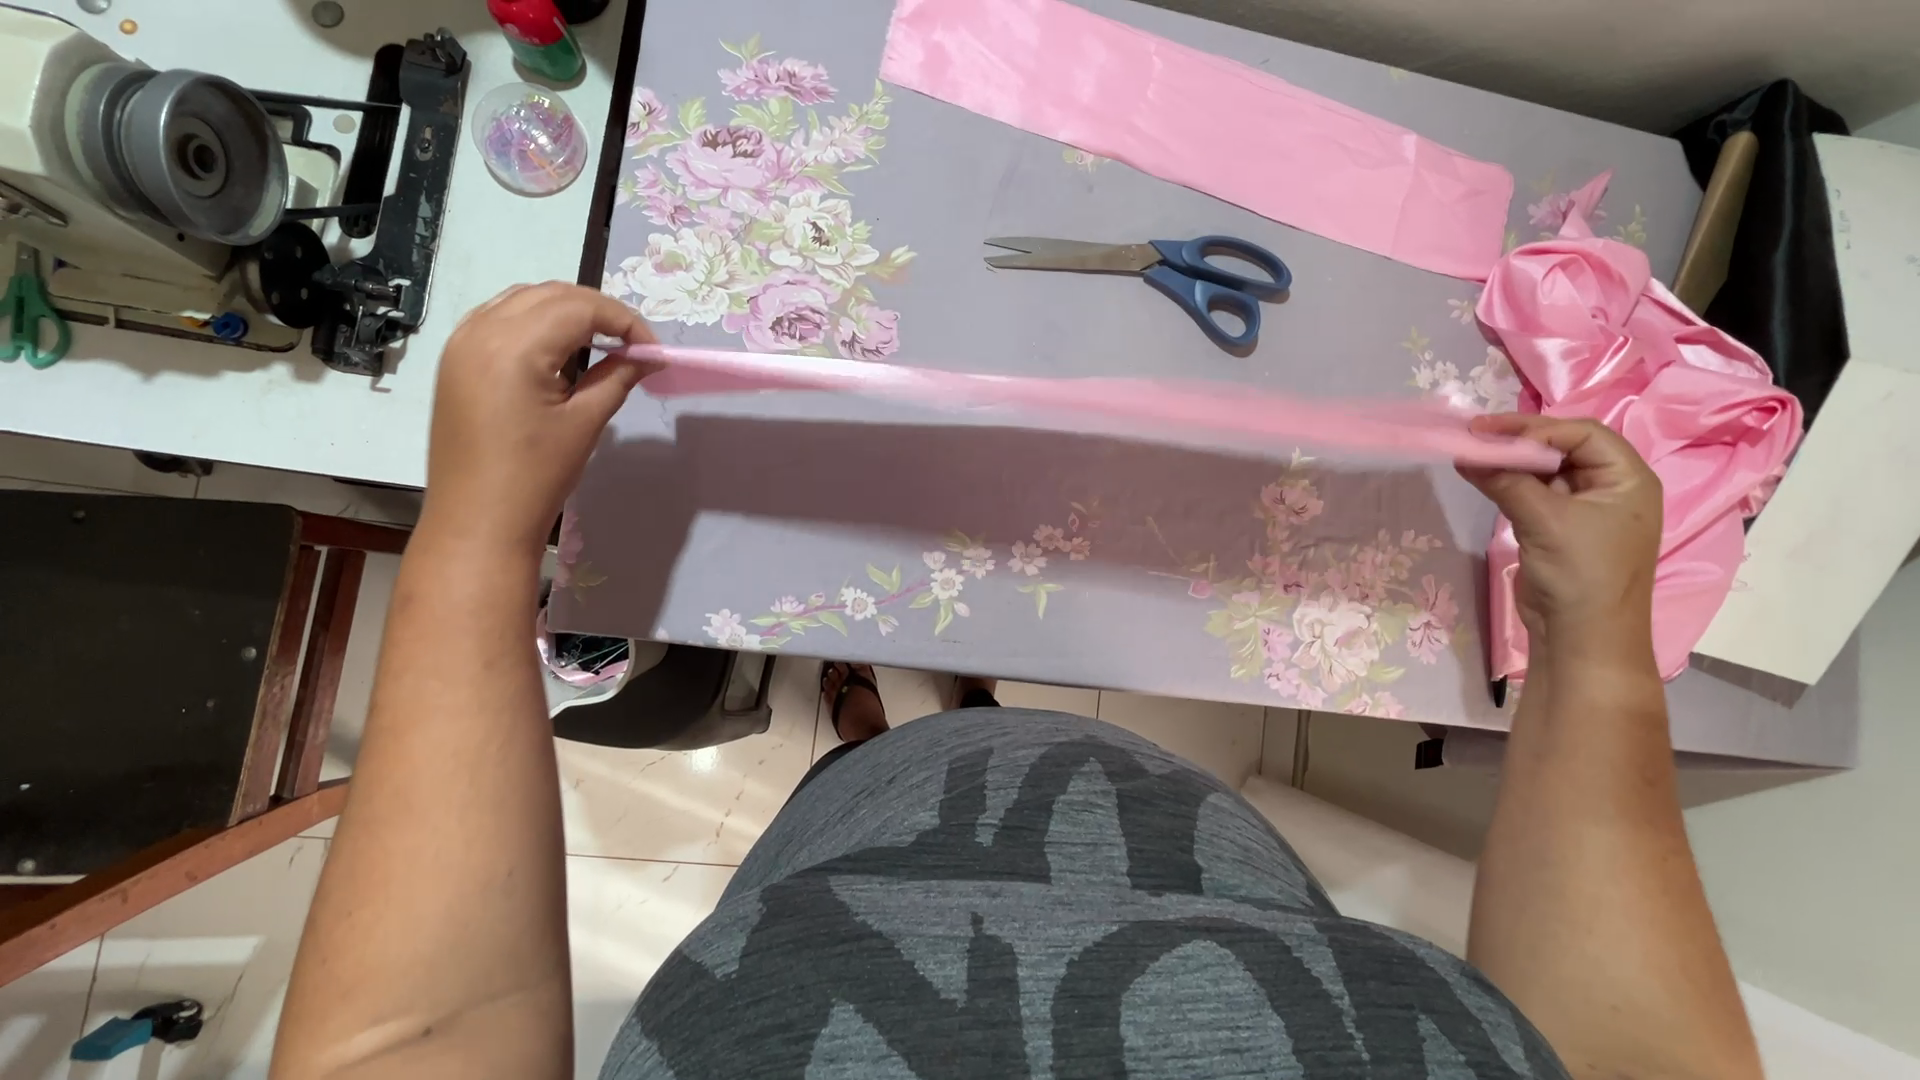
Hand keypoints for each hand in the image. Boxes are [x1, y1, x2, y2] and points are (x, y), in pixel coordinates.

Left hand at [422, 282, 658, 552]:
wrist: (477, 519)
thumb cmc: (536, 476)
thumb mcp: (585, 423)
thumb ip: (618, 377)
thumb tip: (650, 356)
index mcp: (514, 346)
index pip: (580, 307)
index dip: (624, 321)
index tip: (653, 351)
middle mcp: (482, 331)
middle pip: (552, 295)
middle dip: (599, 312)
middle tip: (633, 346)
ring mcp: (462, 342)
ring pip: (524, 300)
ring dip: (568, 312)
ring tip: (601, 346)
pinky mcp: (456, 359)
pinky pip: (500, 318)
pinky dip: (536, 322)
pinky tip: (559, 351)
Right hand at [1458, 414, 1661, 653]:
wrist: (1581, 635)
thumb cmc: (1581, 573)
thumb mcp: (1545, 521)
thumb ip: (1506, 481)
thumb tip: (1464, 453)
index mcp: (1627, 479)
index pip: (1580, 434)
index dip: (1532, 427)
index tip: (1485, 429)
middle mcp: (1610, 488)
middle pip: (1561, 449)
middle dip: (1518, 442)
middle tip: (1473, 437)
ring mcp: (1583, 509)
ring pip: (1544, 471)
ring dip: (1509, 462)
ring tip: (1471, 454)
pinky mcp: (1558, 528)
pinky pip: (1532, 494)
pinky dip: (1507, 483)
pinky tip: (1481, 477)